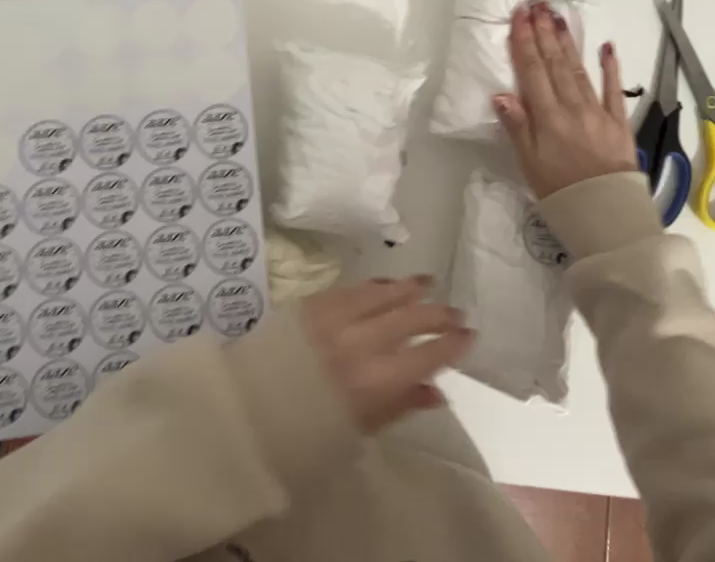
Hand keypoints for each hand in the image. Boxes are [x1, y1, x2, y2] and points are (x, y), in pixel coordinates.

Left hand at [301, 277, 472, 433]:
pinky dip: (377, 286)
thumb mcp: (356, 430)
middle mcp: (357, 344)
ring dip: (410, 289)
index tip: (469, 336)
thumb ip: (399, 405)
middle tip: (455, 312)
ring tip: (429, 284)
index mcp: (372, 383)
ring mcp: (334, 319)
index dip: (451, 344)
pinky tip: (390, 285)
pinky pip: (354, 289)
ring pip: (383, 294)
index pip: (425, 356)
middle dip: (437, 313)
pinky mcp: (313, 303)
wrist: (245, 409)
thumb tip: (437, 391)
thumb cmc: (303, 430)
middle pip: (409, 318)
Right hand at [494, 0, 640, 197]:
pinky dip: (610, 67)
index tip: (520, 15)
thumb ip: (517, 126)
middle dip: (544, 32)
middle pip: (554, 63)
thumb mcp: (528, 163)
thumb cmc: (559, 192)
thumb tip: (502, 93)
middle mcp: (572, 107)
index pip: (531, 71)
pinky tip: (606, 47)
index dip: (524, 41)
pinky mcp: (618, 122)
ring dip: (567, 42)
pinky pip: (614, 90)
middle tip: (537, 5)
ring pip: (578, 70)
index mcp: (547, 117)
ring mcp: (597, 112)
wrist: (605, 215)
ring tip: (558, 17)